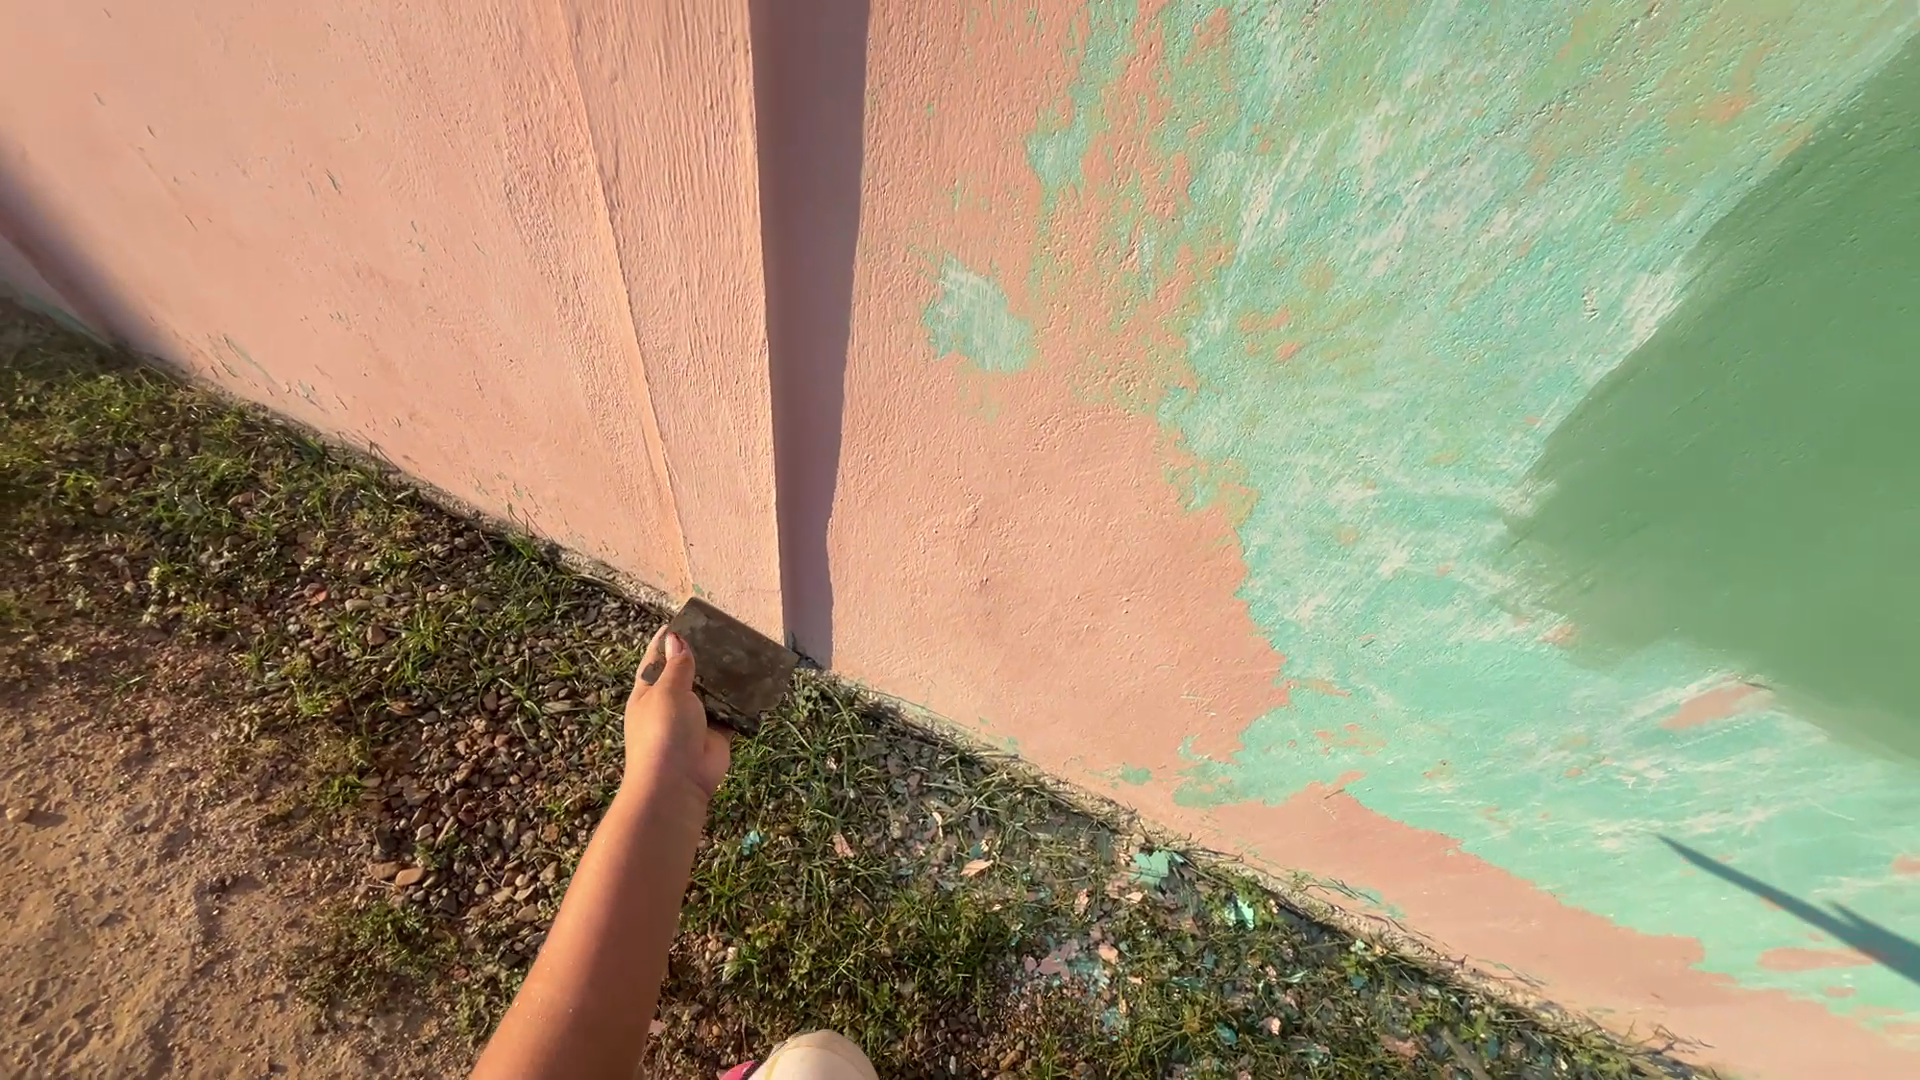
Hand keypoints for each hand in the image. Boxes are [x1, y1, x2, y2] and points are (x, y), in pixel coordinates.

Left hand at [623, 626, 730, 801]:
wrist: (678, 783)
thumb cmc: (663, 732)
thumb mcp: (667, 692)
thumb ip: (676, 667)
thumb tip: (675, 638)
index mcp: (649, 692)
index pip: (657, 659)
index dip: (668, 640)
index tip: (684, 619)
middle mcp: (671, 703)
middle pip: (688, 673)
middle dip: (704, 656)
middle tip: (726, 632)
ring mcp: (695, 719)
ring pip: (712, 691)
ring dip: (725, 677)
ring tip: (746, 651)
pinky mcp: (718, 732)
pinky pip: (732, 711)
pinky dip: (742, 700)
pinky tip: (757, 681)